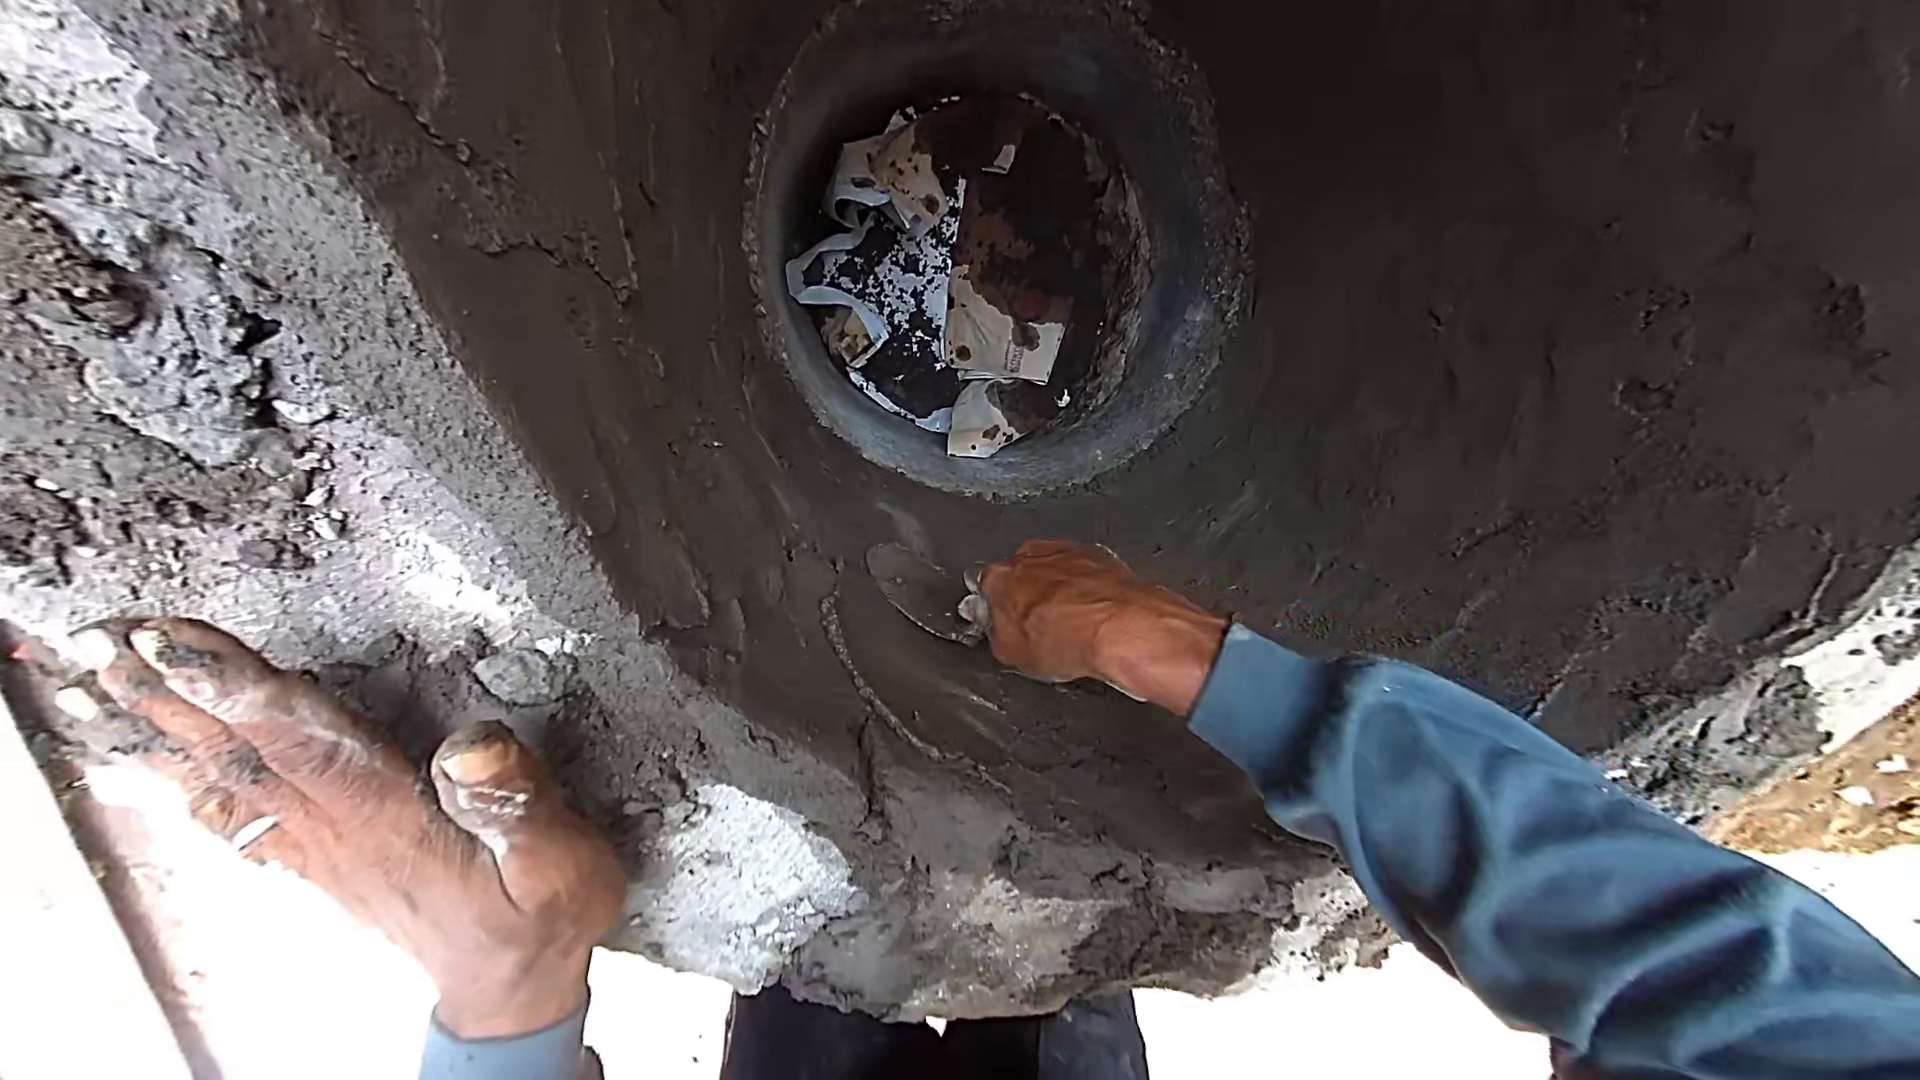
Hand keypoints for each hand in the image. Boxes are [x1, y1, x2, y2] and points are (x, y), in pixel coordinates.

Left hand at [65, 618, 624, 1038]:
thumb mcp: (553, 855)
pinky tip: (173, 775)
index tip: (175, 645)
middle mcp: (342, 836)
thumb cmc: (543, 914)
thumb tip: (473, 738)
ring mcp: (330, 854)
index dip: (244, 691)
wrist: (515, 981)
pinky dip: (198, 789)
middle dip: (179, 699)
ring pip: (235, 786)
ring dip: (175, 736)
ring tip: (119, 690)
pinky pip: (249, 820)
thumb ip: (513, 799)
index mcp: (392, 824)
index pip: (305, 746)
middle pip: (249, 759)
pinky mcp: (335, 864)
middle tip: (109, 645)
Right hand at [975, 541, 1227, 714]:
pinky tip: (1093, 611)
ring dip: (1056, 589)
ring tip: (1069, 622)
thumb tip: (991, 624)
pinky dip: (1085, 586)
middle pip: (1018, 573)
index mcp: (999, 576)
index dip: (990, 605)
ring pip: (1051, 569)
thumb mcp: (1012, 653)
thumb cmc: (1071, 638)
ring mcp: (1065, 553)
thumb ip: (994, 631)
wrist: (1124, 629)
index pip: (982, 585)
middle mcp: (1030, 556)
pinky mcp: (1099, 556)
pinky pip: (1082, 570)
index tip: (999, 619)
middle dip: (1024, 594)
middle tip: (1036, 625)